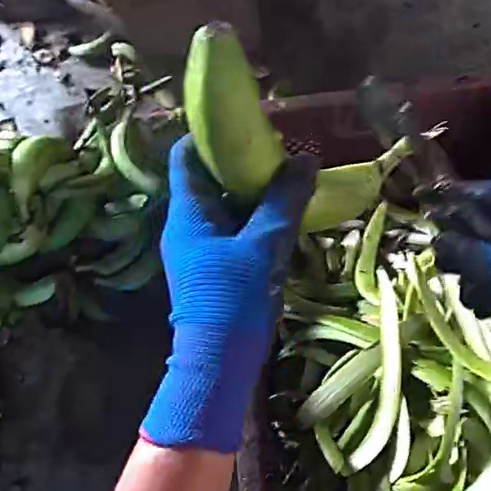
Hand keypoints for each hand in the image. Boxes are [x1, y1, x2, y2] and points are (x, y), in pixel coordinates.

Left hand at [141, 137, 316, 451]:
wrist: (218, 364)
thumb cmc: (233, 300)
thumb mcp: (263, 246)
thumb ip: (284, 201)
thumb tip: (304, 160)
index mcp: (187, 213)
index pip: (186, 156)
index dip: (211, 136)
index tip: (247, 127)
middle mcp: (186, 227)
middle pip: (208, 180)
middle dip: (242, 165)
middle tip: (279, 155)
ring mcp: (198, 251)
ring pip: (224, 209)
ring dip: (252, 196)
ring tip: (287, 183)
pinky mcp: (213, 271)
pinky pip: (232, 233)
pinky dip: (254, 222)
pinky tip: (282, 221)